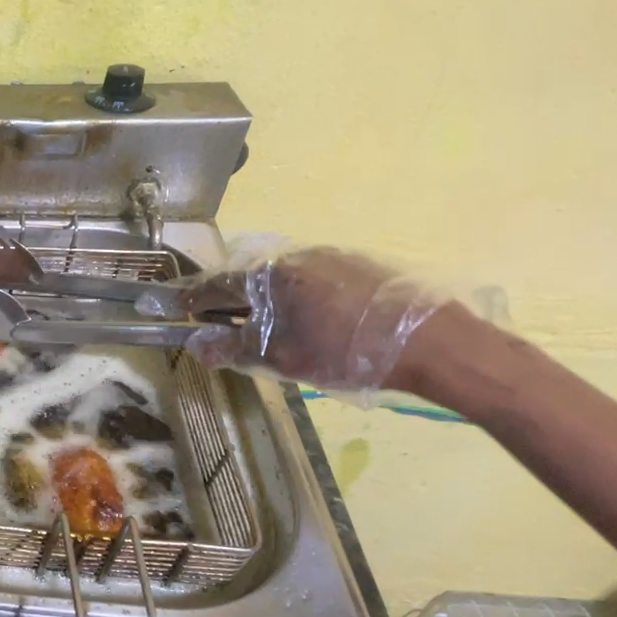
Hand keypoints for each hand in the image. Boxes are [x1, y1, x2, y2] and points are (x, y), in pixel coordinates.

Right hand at [136, 245, 449, 399]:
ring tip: (272, 329)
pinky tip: (314, 322)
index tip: (178, 310)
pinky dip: (301, 297)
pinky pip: (315, 279)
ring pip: (284, 278)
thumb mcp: (283, 359)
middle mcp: (297, 257)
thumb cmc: (347, 354)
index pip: (216, 285)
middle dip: (231, 302)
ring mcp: (333, 257)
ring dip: (269, 300)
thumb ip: (234, 350)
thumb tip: (197, 346)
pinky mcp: (363, 265)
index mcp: (271, 276)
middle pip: (250, 279)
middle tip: (223, 326)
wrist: (438, 345)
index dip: (193, 300)